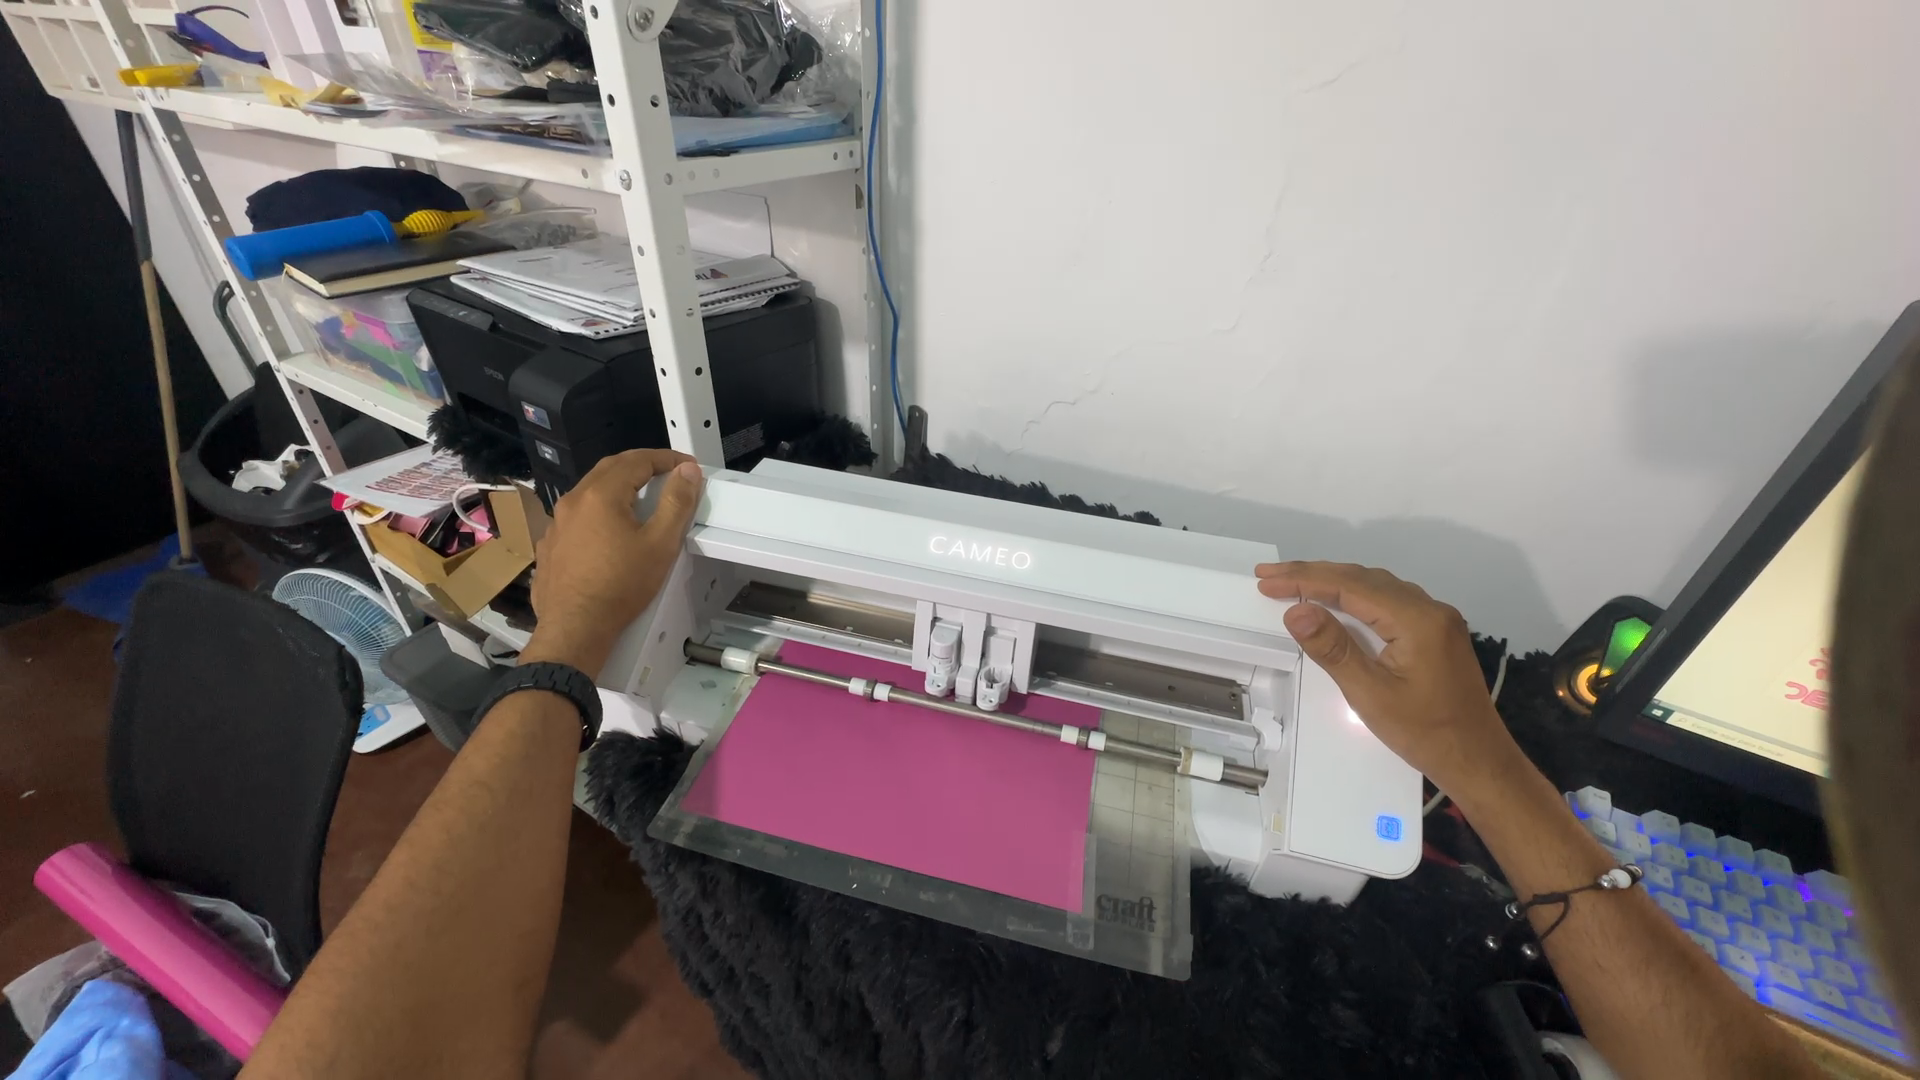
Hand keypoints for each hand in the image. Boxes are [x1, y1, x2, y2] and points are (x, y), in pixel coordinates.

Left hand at [520, 450, 704, 674]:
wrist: (575, 627)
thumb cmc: (622, 585)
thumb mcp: (660, 543)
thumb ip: (676, 502)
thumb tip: (687, 471)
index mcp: (601, 495)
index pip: (637, 461)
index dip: (666, 459)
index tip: (688, 466)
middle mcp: (573, 501)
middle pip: (610, 469)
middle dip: (642, 466)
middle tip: (668, 474)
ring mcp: (557, 523)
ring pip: (591, 490)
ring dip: (619, 486)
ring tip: (643, 498)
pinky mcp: (550, 544)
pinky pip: (578, 514)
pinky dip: (601, 509)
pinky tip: (611, 529)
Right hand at [1254, 561, 1517, 800]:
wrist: (1478, 760)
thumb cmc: (1424, 732)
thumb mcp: (1369, 694)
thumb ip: (1333, 648)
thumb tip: (1296, 611)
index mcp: (1416, 620)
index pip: (1349, 586)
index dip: (1303, 580)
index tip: (1266, 581)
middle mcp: (1429, 609)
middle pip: (1361, 577)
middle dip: (1312, 573)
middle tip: (1269, 575)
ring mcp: (1435, 619)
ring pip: (1374, 584)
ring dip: (1331, 580)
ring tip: (1292, 582)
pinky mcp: (1434, 631)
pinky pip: (1386, 598)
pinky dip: (1352, 593)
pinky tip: (1333, 600)